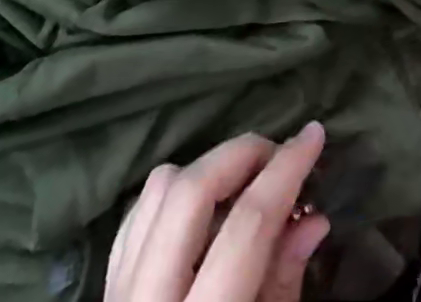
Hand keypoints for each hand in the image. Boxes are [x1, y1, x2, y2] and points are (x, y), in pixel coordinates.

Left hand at [106, 122, 330, 301]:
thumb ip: (283, 285)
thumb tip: (312, 218)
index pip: (246, 225)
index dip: (286, 171)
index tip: (314, 135)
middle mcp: (149, 299)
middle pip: (190, 191)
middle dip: (240, 155)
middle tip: (278, 151)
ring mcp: (119, 290)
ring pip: (157, 191)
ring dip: (206, 167)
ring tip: (246, 176)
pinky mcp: (106, 286)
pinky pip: (138, 213)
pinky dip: (174, 191)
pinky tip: (204, 203)